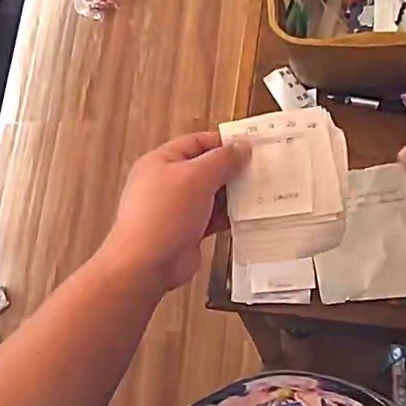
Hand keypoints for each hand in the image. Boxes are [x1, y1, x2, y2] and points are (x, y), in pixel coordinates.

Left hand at [97, 131, 250, 291]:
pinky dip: (228, 216)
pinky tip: (246, 214)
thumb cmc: (161, 217)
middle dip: (230, 169)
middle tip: (258, 168)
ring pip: (210, 195)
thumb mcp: (196, 177)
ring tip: (259, 190)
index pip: (195, 142)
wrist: (147, 263)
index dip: (222, 142)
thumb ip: (221, 160)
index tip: (248, 144)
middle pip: (204, 169)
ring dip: (232, 194)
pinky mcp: (186, 232)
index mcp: (161, 162)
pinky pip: (211, 218)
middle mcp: (166, 184)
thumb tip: (240, 148)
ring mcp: (175, 209)